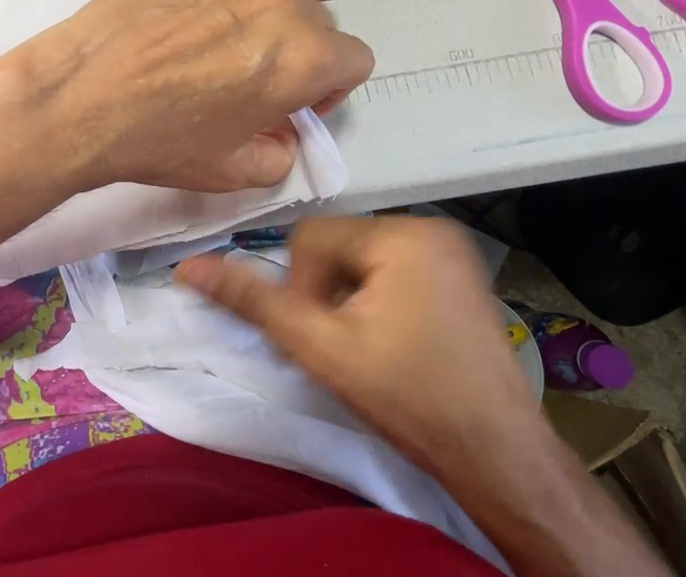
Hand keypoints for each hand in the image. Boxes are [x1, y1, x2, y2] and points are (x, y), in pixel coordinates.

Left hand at [11, 0, 372, 195]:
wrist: (82, 99)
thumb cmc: (152, 139)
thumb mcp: (229, 172)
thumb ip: (278, 156)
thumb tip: (283, 139)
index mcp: (304, 60)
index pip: (354, 61)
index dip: (328, 86)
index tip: (293, 100)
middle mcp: (285, 4)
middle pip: (323, 15)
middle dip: (300, 44)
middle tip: (258, 65)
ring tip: (253, 8)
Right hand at [174, 216, 540, 477]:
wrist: (498, 457)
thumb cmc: (408, 397)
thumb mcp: (319, 346)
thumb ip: (251, 300)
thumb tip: (187, 267)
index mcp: (403, 233)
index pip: (309, 238)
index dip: (300, 288)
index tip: (323, 336)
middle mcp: (432, 228)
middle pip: (335, 247)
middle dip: (325, 295)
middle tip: (342, 347)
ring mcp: (452, 252)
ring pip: (359, 262)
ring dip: (346, 300)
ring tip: (366, 349)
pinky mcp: (461, 277)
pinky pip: (391, 272)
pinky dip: (375, 302)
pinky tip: (391, 344)